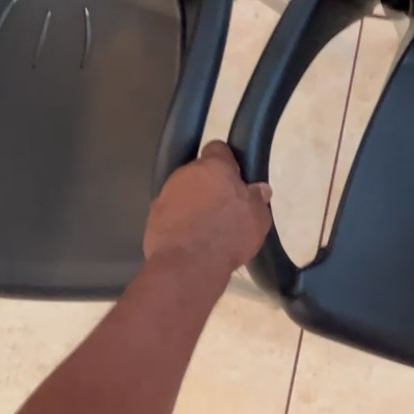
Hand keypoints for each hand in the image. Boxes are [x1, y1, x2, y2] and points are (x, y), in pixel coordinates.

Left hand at [143, 141, 273, 274]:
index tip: (235, 176)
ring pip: (184, 192)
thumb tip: (260, 189)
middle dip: (210, 185)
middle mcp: (186, 174)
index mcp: (214, 167)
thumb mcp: (258, 218)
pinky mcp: (153, 216)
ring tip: (208, 227)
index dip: (227, 160)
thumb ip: (258, 199)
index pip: (218, 148)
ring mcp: (166, 194)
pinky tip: (192, 239)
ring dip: (194, 203)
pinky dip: (180, 220)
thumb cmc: (229, 235)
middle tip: (225, 206)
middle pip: (199, 172)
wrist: (188, 264)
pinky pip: (172, 212)